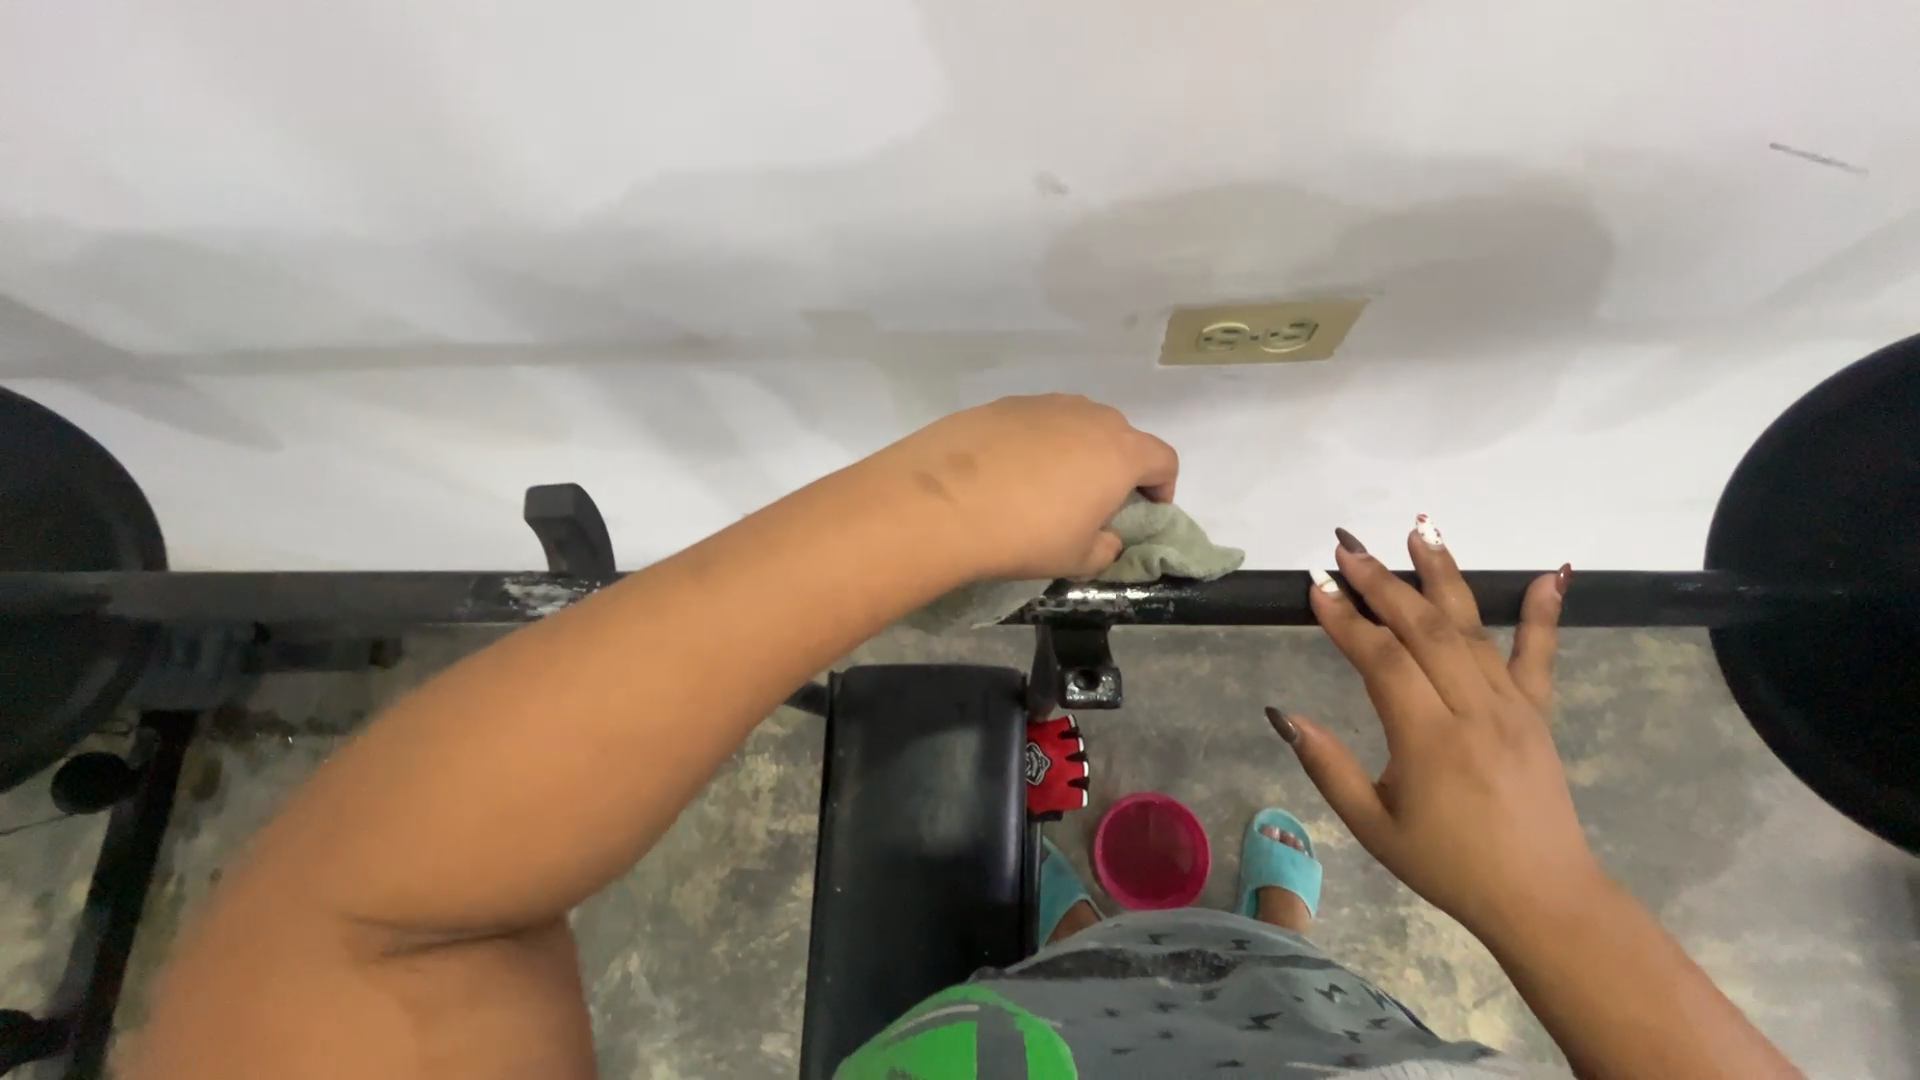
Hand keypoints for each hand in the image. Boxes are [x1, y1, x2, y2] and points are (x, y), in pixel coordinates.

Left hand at [862, 395, 1178, 580]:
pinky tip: (1006, 473)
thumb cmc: (1025, 535)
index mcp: (1120, 452)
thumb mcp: (1076, 559)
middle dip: (1117, 466)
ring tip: (1047, 486)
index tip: (1147, 510)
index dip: (1163, 487)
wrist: (942, 503)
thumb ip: (1105, 548)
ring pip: (1075, 423)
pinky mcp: (1001, 404)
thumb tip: (1106, 537)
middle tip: (1094, 501)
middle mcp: (1088, 417)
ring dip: (1075, 450)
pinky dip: (1033, 444)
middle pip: (1120, 435)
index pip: (1163, 459)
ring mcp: (1042, 404)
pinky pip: (1033, 422)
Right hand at [1275, 521, 1598, 936]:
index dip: (1345, 620)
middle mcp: (1474, 710)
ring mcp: (1514, 707)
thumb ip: (1326, 767)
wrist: (1545, 899)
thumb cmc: (1447, 864)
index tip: (1316, 585)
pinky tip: (1552, 572)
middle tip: (1347, 547)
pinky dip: (1543, 612)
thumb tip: (1282, 713)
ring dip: (1442, 575)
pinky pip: (1540, 655)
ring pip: (1471, 628)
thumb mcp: (1371, 825)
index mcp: (1429, 739)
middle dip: (1381, 583)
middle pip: (1424, 629)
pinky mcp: (1539, 713)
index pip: (1381, 660)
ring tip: (1419, 530)